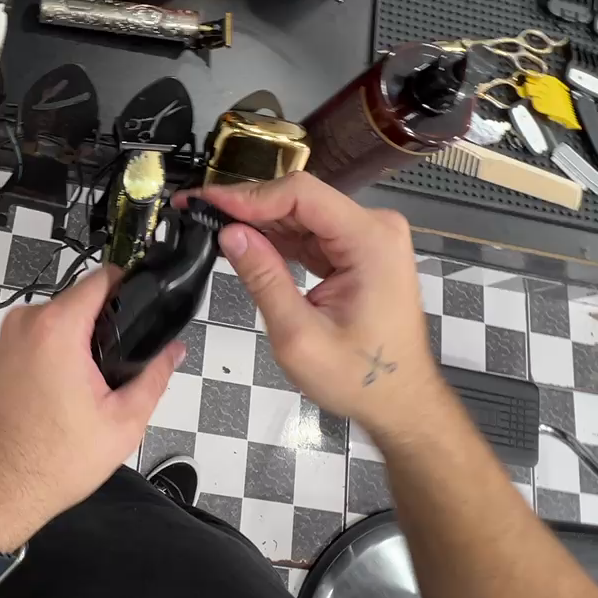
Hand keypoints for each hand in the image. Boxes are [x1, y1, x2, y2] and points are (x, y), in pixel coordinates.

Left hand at [0, 266, 183, 551]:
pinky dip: (56, 353)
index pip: (102, 277)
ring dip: (80, 341)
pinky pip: (38, 337)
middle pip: (81, 300)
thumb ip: (155, 375)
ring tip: (93, 386)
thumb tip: (174, 350)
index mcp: (57, 327)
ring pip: (60, 320)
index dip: (130, 286)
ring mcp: (7, 337)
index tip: (145, 308)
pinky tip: (66, 391)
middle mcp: (26, 321)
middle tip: (120, 365)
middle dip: (105, 324)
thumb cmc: (56, 461)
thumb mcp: (123, 421)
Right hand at [190, 172, 438, 437]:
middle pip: (299, 199)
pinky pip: (309, 231)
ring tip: (211, 224)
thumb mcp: (299, 335)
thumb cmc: (357, 379)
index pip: (301, 195)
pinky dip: (275, 237)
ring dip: (257, 221)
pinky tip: (243, 241)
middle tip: (197, 211)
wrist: (400, 403)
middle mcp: (373, 227)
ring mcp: (367, 237)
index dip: (248, 196)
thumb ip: (264, 279)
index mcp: (370, 241)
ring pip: (300, 213)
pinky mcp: (357, 250)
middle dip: (246, 206)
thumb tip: (228, 233)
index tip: (205, 201)